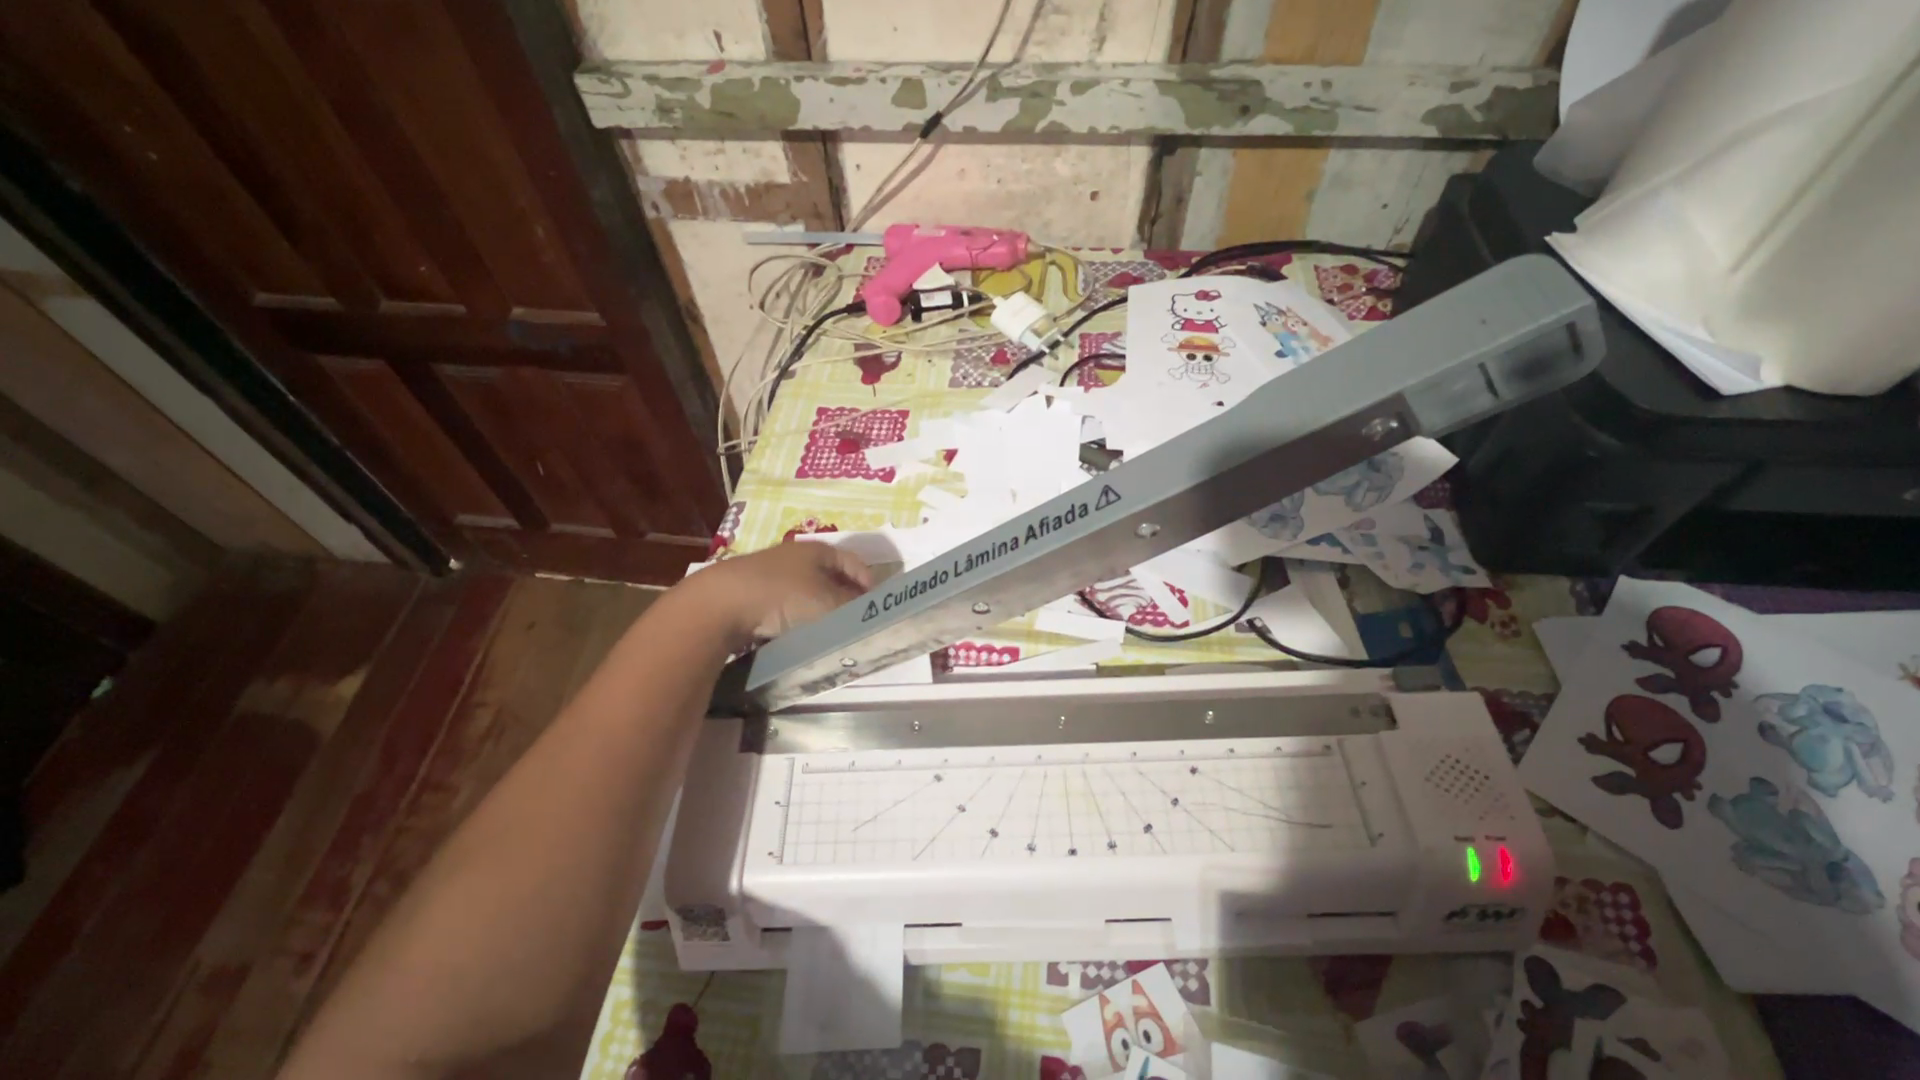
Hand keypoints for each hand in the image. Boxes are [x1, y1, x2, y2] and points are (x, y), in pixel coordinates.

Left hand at [684, 542, 873, 649]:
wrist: (720, 603)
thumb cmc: (782, 596)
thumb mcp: (826, 604)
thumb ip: (852, 609)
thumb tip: (869, 614)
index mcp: (817, 550)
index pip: (854, 562)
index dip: (868, 583)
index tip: (876, 607)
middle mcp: (795, 557)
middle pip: (830, 577)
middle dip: (845, 599)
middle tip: (855, 623)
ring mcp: (771, 574)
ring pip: (807, 593)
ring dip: (820, 611)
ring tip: (829, 634)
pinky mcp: (752, 594)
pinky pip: (785, 606)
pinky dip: (796, 619)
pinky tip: (797, 636)